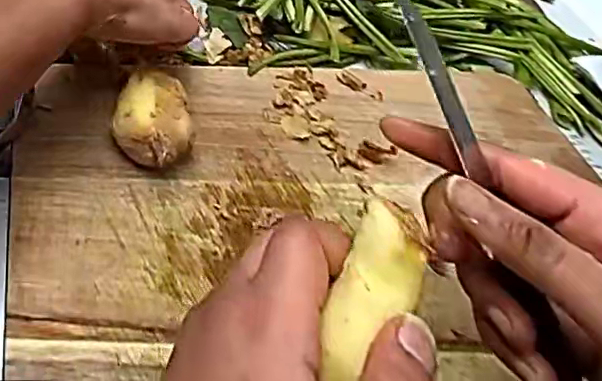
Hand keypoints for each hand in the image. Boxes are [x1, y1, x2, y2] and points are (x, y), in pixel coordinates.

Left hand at [163, 217, 437, 380]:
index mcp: (262, 313)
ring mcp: (201, 322)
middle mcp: (223, 303)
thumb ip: (387, 376)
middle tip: (368, 329)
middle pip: (273, 246)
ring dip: (295, 298)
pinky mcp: (192, 345)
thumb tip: (409, 329)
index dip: (346, 253)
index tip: (387, 294)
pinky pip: (234, 309)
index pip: (299, 235)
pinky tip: (293, 373)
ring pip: (252, 277)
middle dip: (325, 272)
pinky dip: (267, 320)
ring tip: (337, 362)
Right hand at [381, 116, 601, 380]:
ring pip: (489, 272)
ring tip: (536, 355)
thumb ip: (545, 255)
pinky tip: (544, 370)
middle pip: (486, 220)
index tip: (392, 132)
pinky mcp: (567, 335)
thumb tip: (458, 190)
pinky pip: (504, 314)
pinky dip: (511, 343)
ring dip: (495, 311)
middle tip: (462, 272)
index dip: (447, 146)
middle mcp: (588, 254)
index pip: (512, 170)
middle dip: (471, 253)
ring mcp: (577, 297)